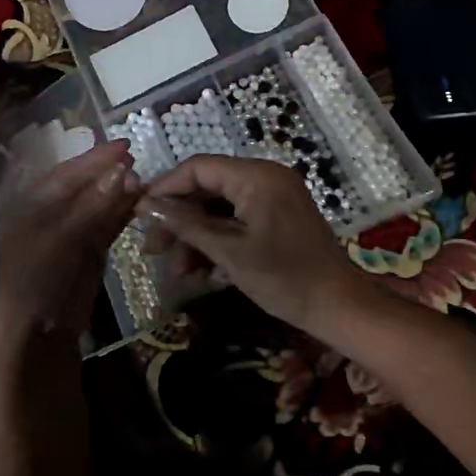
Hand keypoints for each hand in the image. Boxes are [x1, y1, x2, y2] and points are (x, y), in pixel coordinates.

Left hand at [0, 139, 141, 345]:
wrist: (37, 333)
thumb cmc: (37, 280)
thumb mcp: (63, 239)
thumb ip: (93, 206)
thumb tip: (123, 171)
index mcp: (33, 207)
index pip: (66, 175)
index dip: (94, 160)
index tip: (125, 146)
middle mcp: (51, 216)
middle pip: (84, 188)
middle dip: (109, 175)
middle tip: (139, 162)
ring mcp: (70, 235)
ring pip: (98, 207)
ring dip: (119, 194)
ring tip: (146, 183)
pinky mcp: (87, 254)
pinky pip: (106, 227)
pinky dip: (121, 215)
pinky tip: (140, 204)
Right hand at [138, 154, 364, 332]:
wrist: (338, 307)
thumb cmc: (284, 278)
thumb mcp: (228, 251)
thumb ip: (185, 224)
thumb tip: (145, 206)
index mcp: (256, 176)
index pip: (197, 168)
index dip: (164, 189)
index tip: (137, 214)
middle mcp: (263, 178)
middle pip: (205, 189)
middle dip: (176, 219)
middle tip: (151, 249)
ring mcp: (271, 198)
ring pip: (216, 209)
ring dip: (193, 237)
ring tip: (176, 270)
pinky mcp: (274, 218)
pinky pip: (234, 221)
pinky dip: (214, 242)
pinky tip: (199, 270)